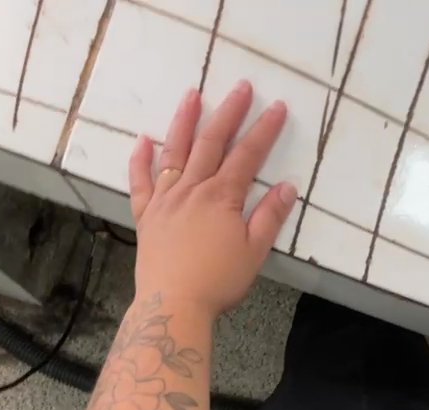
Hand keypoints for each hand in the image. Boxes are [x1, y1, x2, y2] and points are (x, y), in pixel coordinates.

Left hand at [128, 81, 295, 321]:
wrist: (173, 304)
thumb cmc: (217, 283)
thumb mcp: (253, 253)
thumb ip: (269, 218)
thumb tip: (288, 187)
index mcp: (222, 198)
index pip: (248, 156)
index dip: (264, 130)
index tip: (277, 107)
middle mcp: (193, 190)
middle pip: (212, 143)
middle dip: (229, 113)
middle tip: (241, 86)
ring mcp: (166, 200)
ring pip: (175, 152)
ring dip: (185, 122)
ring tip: (192, 95)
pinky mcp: (147, 216)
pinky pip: (141, 182)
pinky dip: (141, 160)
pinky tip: (144, 140)